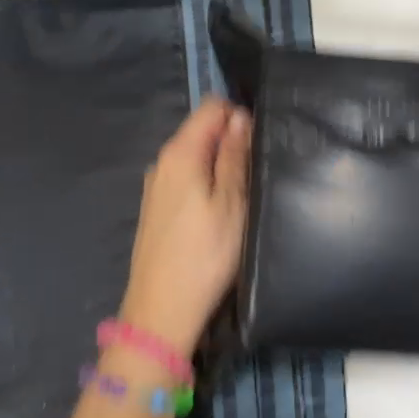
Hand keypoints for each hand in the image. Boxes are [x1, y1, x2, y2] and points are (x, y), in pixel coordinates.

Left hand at [118, 98, 253, 357]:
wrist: (162, 311)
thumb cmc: (206, 255)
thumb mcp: (233, 203)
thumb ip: (235, 156)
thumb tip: (240, 117)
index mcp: (180, 153)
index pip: (212, 106)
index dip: (240, 115)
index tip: (262, 143)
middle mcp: (162, 162)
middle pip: (203, 131)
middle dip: (232, 142)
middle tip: (259, 173)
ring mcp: (156, 187)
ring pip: (196, 157)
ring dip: (222, 167)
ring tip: (245, 196)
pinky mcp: (157, 209)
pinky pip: (187, 180)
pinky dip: (207, 185)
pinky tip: (222, 214)